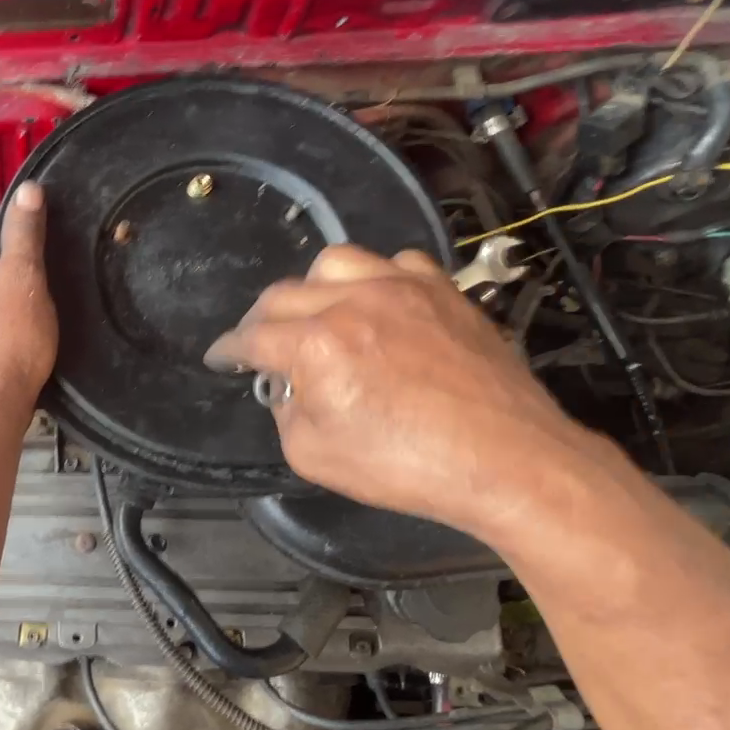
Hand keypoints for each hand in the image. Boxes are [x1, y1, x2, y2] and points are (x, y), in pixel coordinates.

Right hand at [204, 244, 602, 536]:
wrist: (508, 461)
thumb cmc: (407, 466)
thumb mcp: (312, 455)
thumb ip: (286, 411)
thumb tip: (291, 386)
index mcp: (316, 346)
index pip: (251, 338)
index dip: (228, 350)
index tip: (221, 358)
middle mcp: (353, 303)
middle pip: (283, 295)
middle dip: (260, 321)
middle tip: (260, 345)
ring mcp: (403, 289)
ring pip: (334, 263)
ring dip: (311, 289)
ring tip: (315, 314)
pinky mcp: (443, 292)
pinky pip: (394, 264)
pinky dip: (372, 281)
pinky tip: (375, 306)